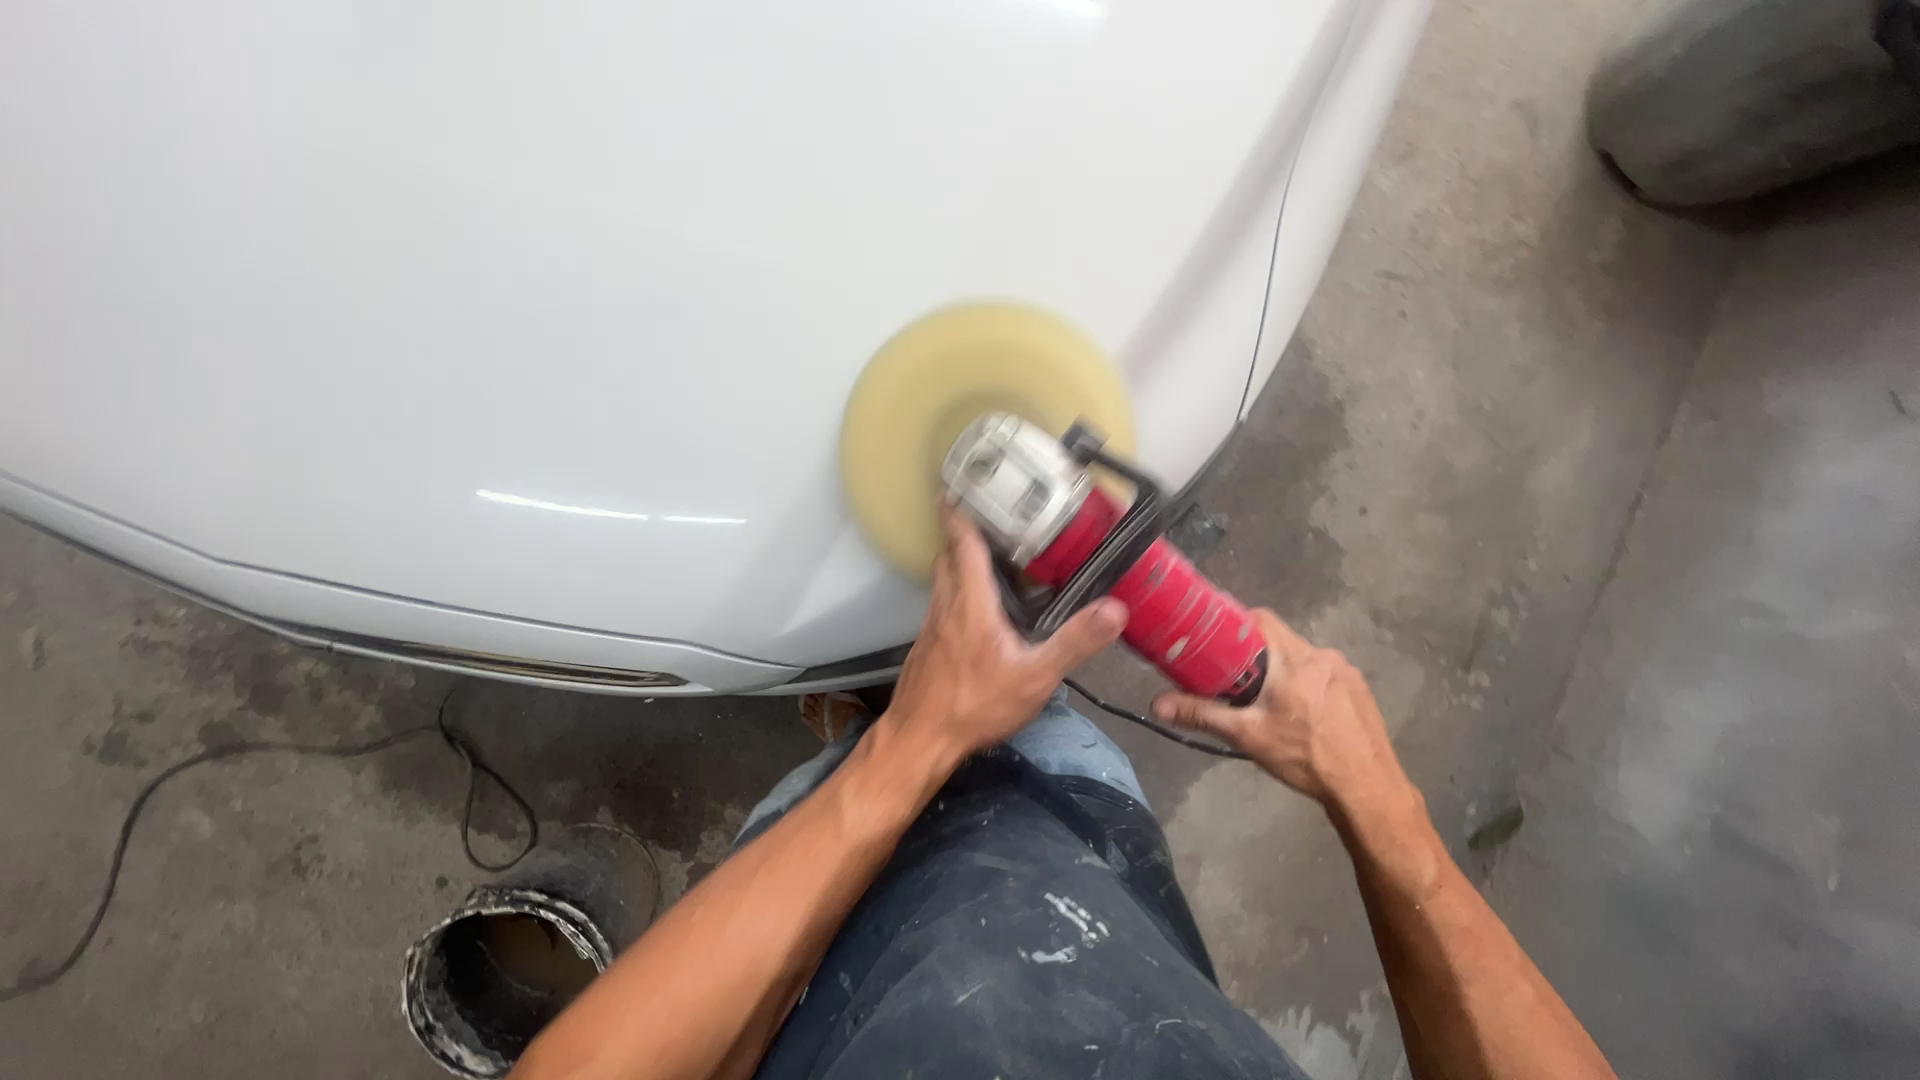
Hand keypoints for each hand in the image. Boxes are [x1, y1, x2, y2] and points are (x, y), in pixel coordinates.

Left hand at [884, 504, 1128, 766]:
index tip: (956, 488)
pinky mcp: (926, 649)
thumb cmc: (975, 705)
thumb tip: (1115, 609)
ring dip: (956, 563)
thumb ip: (1075, 642)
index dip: (960, 515)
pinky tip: (975, 613)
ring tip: (984, 558)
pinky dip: (955, 593)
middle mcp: (945, 607)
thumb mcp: (1035, 677)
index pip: (963, 546)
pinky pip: (940, 607)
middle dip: (960, 534)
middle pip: (948, 558)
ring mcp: (931, 629)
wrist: (920, 740)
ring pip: (941, 582)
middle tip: (983, 518)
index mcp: (970, 603)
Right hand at [1150, 610, 1410, 810]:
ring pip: (1302, 657)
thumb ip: (1202, 714)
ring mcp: (1346, 671)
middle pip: (1279, 639)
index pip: (1259, 618)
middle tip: (1234, 677)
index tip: (1215, 638)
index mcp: (1292, 658)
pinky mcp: (1360, 688)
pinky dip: (1306, 683)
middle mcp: (1322, 655)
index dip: (1235, 622)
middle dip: (1256, 653)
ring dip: (1283, 670)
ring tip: (1267, 700)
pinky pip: (1323, 673)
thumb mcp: (1247, 736)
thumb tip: (1156, 704)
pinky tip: (1301, 713)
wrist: (1367, 789)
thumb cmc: (1303, 757)